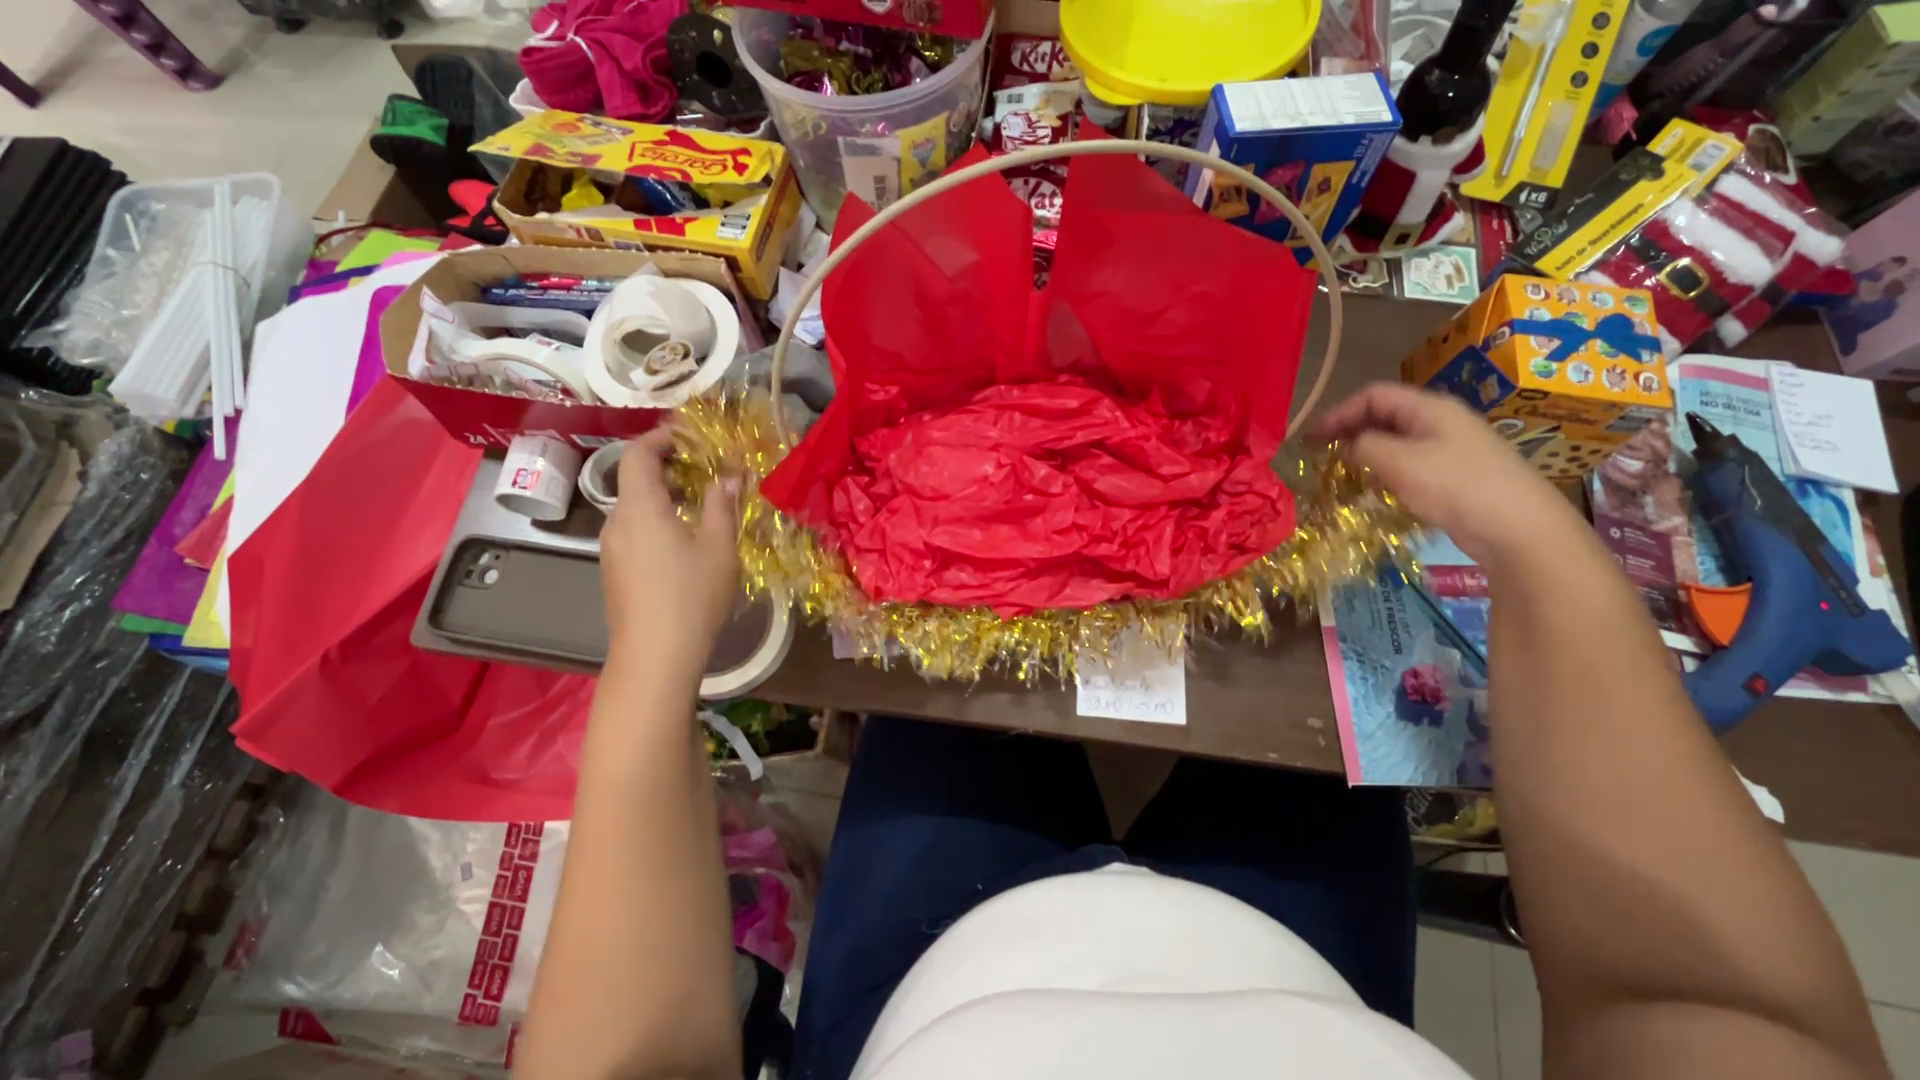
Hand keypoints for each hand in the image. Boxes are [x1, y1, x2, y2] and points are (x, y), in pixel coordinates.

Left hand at [599, 426, 741, 670]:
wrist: (655, 657)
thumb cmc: (691, 596)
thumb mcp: (719, 546)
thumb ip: (722, 504)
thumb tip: (730, 475)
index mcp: (639, 507)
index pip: (638, 452)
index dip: (662, 436)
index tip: (692, 435)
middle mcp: (617, 521)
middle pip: (634, 478)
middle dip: (669, 465)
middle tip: (706, 467)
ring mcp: (611, 549)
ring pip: (635, 507)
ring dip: (665, 495)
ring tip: (702, 503)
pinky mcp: (615, 571)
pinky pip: (634, 530)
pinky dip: (658, 520)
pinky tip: (686, 539)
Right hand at [1316, 382, 1584, 565]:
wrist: (1518, 527)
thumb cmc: (1456, 487)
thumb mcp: (1399, 462)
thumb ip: (1364, 446)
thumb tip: (1349, 445)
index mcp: (1429, 407)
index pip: (1373, 395)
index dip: (1339, 412)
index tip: (1313, 439)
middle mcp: (1441, 420)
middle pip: (1386, 415)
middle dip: (1351, 431)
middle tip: (1324, 457)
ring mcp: (1452, 447)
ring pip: (1398, 441)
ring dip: (1368, 453)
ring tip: (1346, 475)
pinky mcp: (1458, 474)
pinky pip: (1412, 463)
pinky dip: (1388, 471)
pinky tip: (1380, 492)